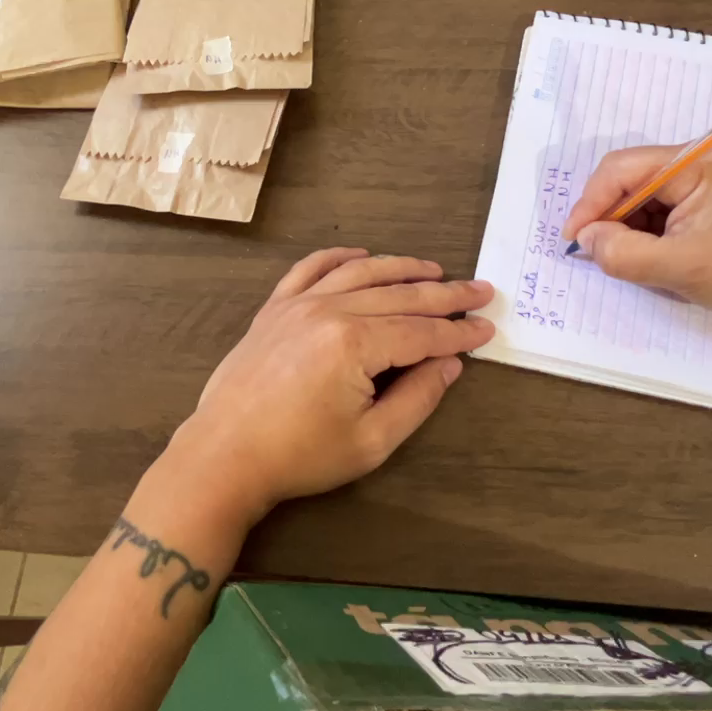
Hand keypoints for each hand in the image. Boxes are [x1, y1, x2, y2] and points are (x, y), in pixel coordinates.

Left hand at [157, 248, 494, 526]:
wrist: (224, 456)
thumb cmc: (300, 456)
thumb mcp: (371, 440)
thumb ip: (417, 398)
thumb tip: (450, 364)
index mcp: (355, 343)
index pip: (422, 331)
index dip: (458, 332)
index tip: (487, 327)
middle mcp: (329, 310)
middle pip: (399, 296)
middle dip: (444, 294)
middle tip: (479, 290)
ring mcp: (297, 304)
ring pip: (360, 272)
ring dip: (401, 268)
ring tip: (434, 269)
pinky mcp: (274, 308)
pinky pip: (310, 269)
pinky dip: (339, 257)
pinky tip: (360, 254)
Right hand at [560, 142, 711, 328]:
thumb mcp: (680, 268)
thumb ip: (622, 253)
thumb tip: (585, 240)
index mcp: (695, 160)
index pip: (621, 169)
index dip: (589, 204)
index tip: (574, 241)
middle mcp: (704, 157)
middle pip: (634, 179)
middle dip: (611, 217)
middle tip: (600, 254)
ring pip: (652, 194)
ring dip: (633, 226)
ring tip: (635, 260)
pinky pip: (674, 205)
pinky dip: (656, 230)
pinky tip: (661, 256)